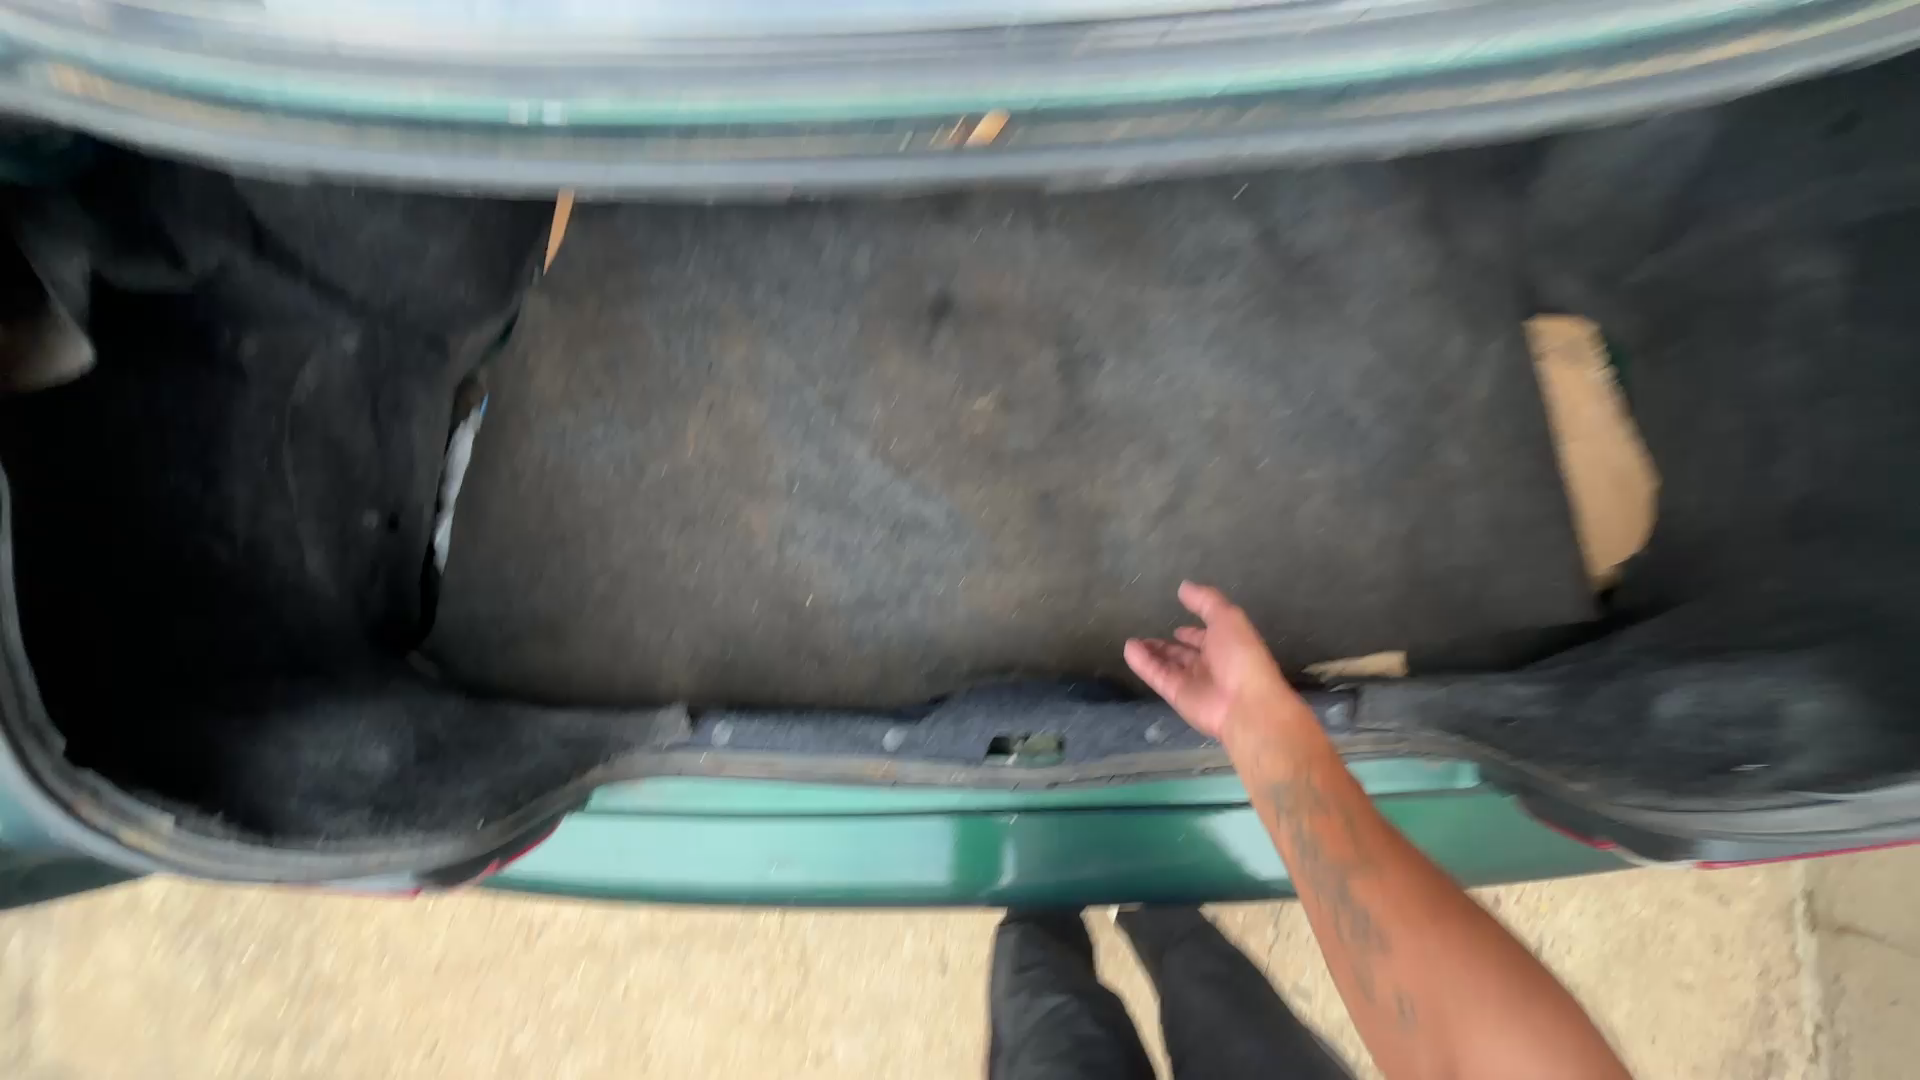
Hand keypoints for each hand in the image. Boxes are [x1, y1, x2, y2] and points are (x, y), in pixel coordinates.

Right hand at [1124, 582, 1311, 742]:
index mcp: (1227, 646)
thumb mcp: (1228, 618)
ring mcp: (1192, 681)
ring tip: (1133, 640)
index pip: (1206, 638)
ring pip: (1167, 664)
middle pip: (1184, 654)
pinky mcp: (1175, 694)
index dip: (1193, 633)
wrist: (1245, 704)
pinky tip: (1129, 647)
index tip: (1178, 627)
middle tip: (1147, 636)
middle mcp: (1210, 664)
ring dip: (1151, 652)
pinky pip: (1155, 674)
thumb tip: (1183, 586)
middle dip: (1168, 646)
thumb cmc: (1241, 656)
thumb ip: (1205, 601)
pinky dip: (1141, 662)